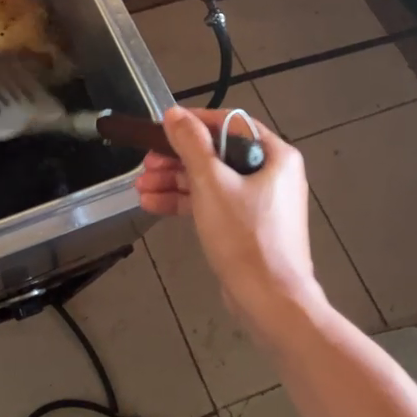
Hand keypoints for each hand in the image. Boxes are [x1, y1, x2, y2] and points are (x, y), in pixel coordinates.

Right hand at [134, 106, 321, 322]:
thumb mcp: (211, 183)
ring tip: (141, 186)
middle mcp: (271, 174)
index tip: (161, 128)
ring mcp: (259, 202)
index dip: (193, 123)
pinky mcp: (248, 227)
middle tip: (146, 162)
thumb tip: (174, 113)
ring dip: (174, 181)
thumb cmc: (245, 236)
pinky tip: (153, 204)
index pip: (228, 123)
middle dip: (176, 158)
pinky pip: (213, 203)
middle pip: (216, 153)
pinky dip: (186, 202)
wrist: (271, 303)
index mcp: (274, 156)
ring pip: (210, 179)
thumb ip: (190, 143)